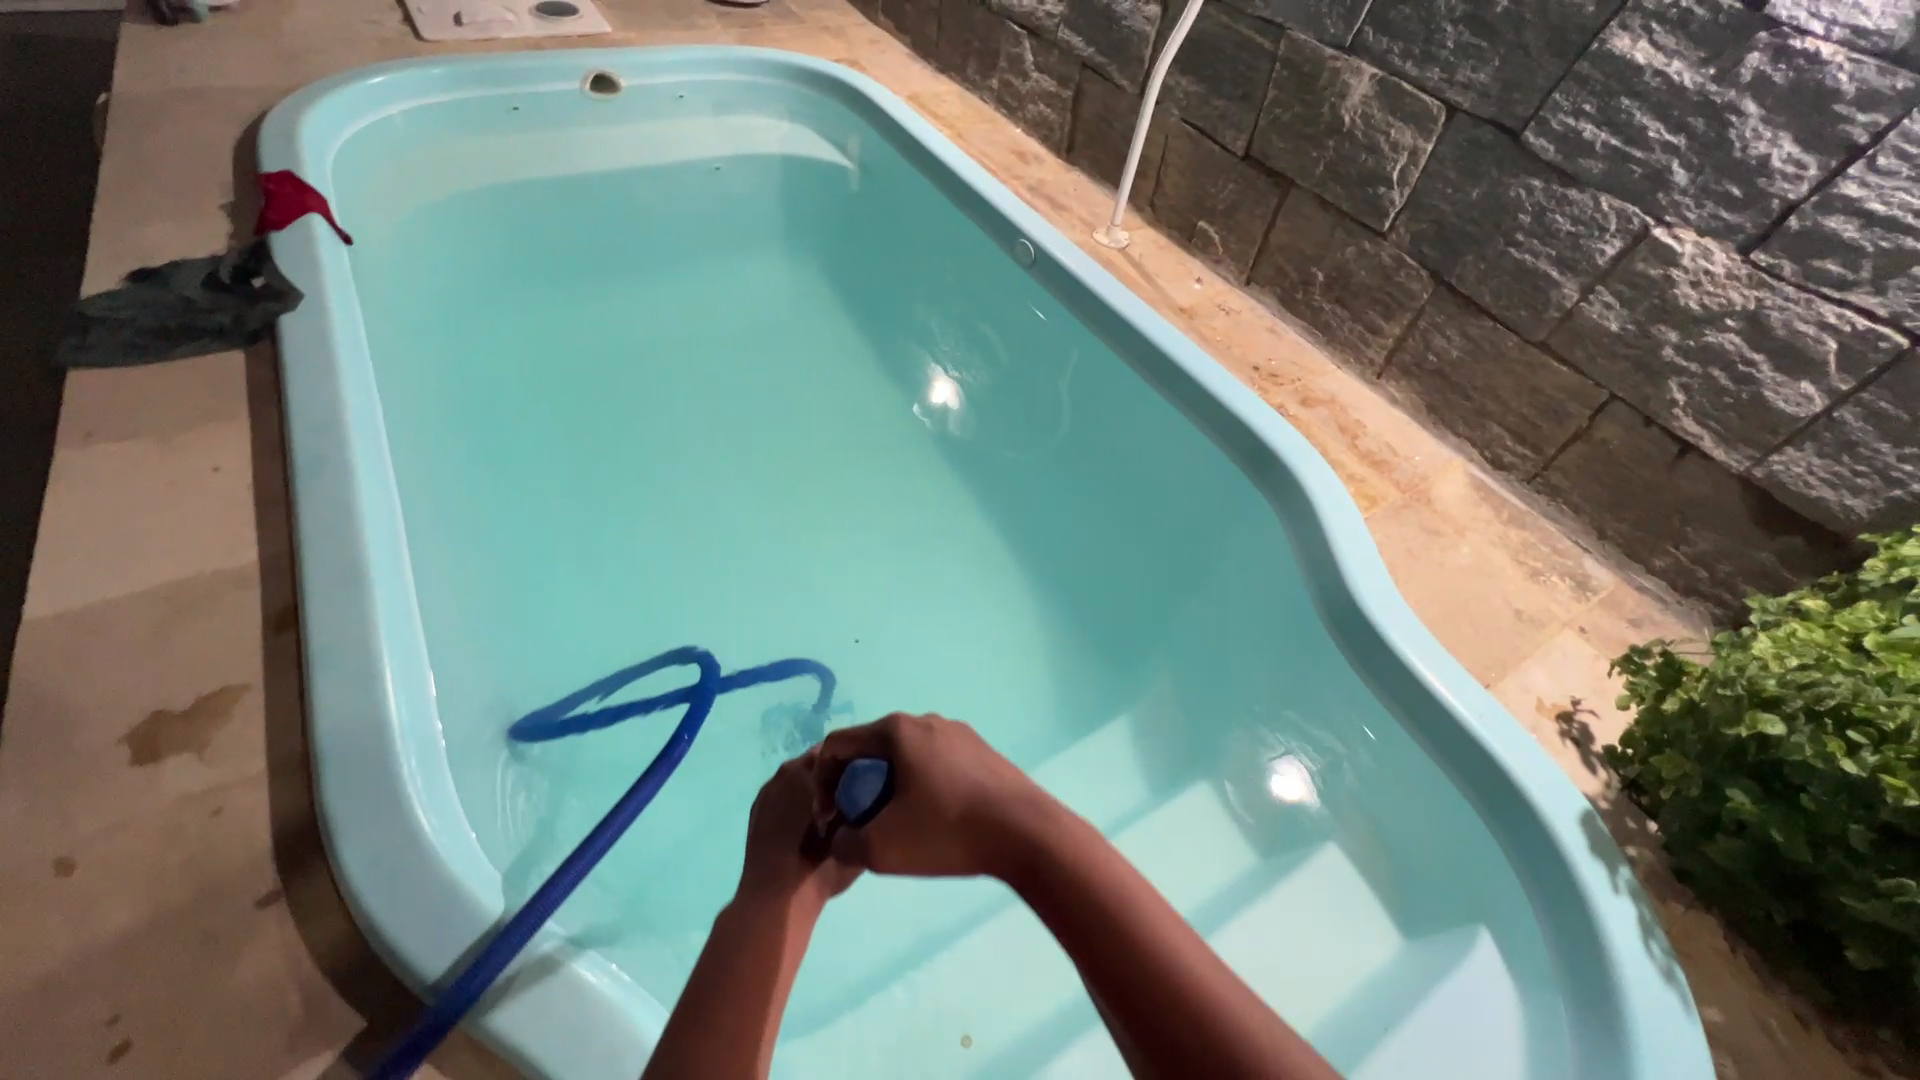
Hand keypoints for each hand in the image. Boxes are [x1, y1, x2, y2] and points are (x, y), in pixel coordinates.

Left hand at [738, 752, 861, 910]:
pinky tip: (804, 822)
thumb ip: (865, 802)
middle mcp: (787, 770)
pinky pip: (783, 792)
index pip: (838, 749)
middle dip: (833, 772)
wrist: (775, 897)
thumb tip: (872, 788)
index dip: (854, 761)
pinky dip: (795, 799)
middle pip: (818, 760)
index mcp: (811, 770)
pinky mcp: (757, 807)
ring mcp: (769, 788)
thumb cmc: (819, 864)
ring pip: (799, 775)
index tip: (867, 777)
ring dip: (813, 785)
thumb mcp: (855, 832)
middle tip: (851, 794)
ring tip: (828, 811)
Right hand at [812, 713, 1058, 879]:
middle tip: (860, 823)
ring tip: (897, 825)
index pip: (838, 745)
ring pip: (906, 756)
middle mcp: (927, 721)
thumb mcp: (880, 849)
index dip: (822, 782)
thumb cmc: (947, 832)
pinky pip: (936, 764)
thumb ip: (844, 842)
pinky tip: (934, 820)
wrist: (1026, 834)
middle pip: (873, 748)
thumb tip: (841, 836)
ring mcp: (959, 733)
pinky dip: (921, 786)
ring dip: (889, 786)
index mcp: (897, 730)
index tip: (830, 820)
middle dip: (856, 784)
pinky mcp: (982, 751)